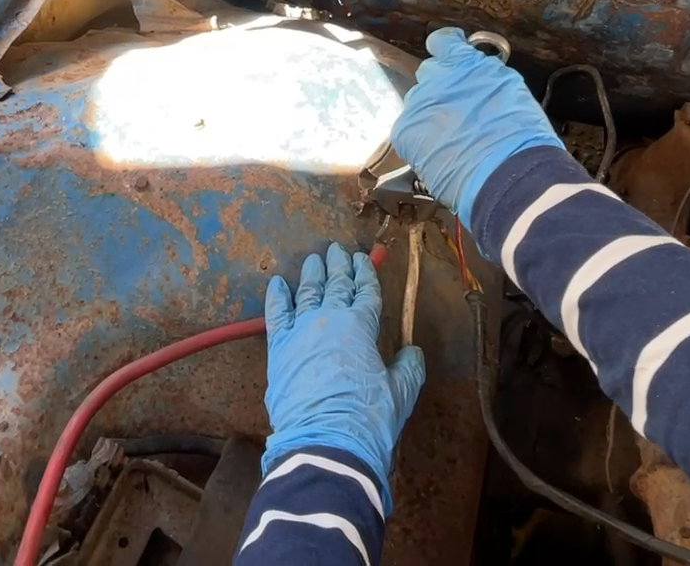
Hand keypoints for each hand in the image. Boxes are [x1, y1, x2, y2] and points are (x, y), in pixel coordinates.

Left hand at [263, 243, 424, 506]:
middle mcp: (330, 319)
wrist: (325, 440)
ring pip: (307, 292)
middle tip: (337, 248)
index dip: (365, 273)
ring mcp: (301, 330)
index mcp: (361, 326)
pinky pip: (276, 313)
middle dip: (338, 265)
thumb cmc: (368, 417)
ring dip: (311, 274)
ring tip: (313, 259)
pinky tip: (277, 283)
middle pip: (336, 285)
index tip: (363, 258)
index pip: (366, 291)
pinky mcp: (278, 347)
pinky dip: (277, 296)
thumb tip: (414, 352)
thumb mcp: (399, 394)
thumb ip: (408, 369)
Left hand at [391, 27, 560, 226]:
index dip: (445, 48)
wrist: (508, 175)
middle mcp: (437, 78)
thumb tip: (476, 80)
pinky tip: (442, 154)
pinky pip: (409, 131)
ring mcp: (418, 105)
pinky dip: (421, 141)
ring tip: (454, 140)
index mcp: (466, 63)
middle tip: (459, 111)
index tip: (449, 53)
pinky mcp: (405, 131)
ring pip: (419, 104)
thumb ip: (485, 78)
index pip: (442, 41)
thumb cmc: (522, 139)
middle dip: (442, 88)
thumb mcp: (512, 91)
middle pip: (430, 75)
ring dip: (431, 116)